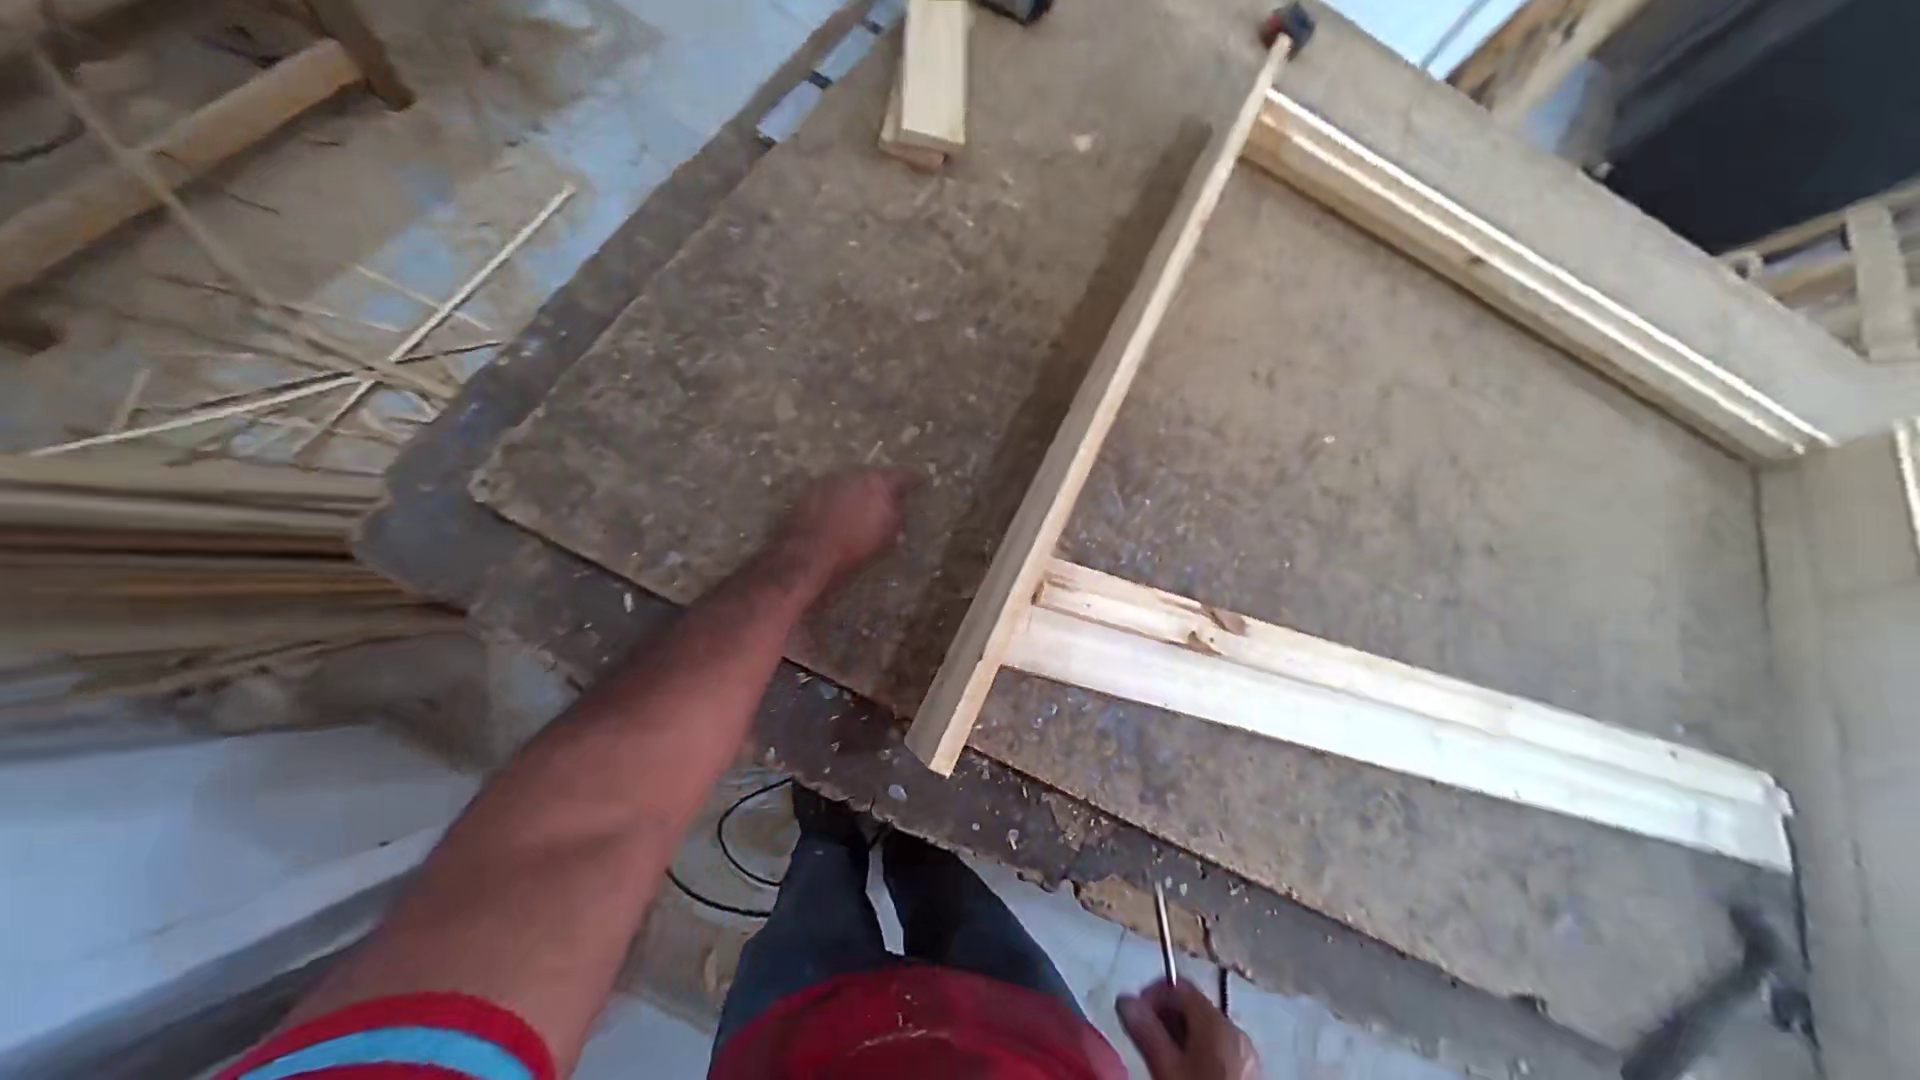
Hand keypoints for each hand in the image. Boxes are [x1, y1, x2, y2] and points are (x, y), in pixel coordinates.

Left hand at [772, 468, 918, 591]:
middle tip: (887, 501)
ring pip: (852, 481)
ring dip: (858, 491)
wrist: (809, 555)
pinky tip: (837, 513)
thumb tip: (898, 506)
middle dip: (882, 487)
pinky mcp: (811, 488)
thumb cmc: (855, 548)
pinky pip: (832, 489)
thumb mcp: (888, 536)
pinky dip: (838, 498)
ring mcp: (831, 478)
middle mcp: (856, 473)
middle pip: (875, 476)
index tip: (921, 483)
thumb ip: (898, 515)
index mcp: (880, 483)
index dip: (915, 480)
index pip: (906, 475)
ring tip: (859, 509)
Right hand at [1118, 979, 1259, 1079]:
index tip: (1134, 1017)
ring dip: (1178, 1035)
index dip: (1151, 994)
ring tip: (1162, 1061)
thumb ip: (1144, 1030)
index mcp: (1216, 1022)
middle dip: (1164, 1016)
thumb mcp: (1166, 1069)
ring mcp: (1246, 1054)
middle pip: (1192, 1005)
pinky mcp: (1250, 1074)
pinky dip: (1196, 1051)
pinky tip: (1185, 1074)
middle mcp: (1235, 1030)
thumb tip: (1124, 998)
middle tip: (1145, 1041)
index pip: (1178, 986)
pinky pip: (1217, 1048)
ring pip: (1203, 1028)